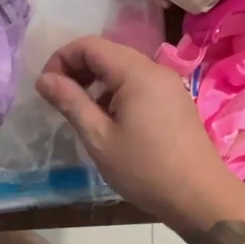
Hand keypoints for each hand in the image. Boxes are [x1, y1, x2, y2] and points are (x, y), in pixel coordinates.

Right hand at [35, 36, 237, 225]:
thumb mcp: (99, 138)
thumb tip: (44, 79)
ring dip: (96, 81)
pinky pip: (138, 82)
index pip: (89, 45)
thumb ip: (70, 102)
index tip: (47, 89)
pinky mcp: (175, 100)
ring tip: (83, 113)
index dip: (62, 59)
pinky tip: (111, 121)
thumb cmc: (146, 169)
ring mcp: (168, 84)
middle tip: (60, 100)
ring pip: (122, 68)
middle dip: (77, 69)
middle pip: (106, 52)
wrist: (201, 198)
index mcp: (136, 73)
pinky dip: (116, 91)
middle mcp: (154, 69)